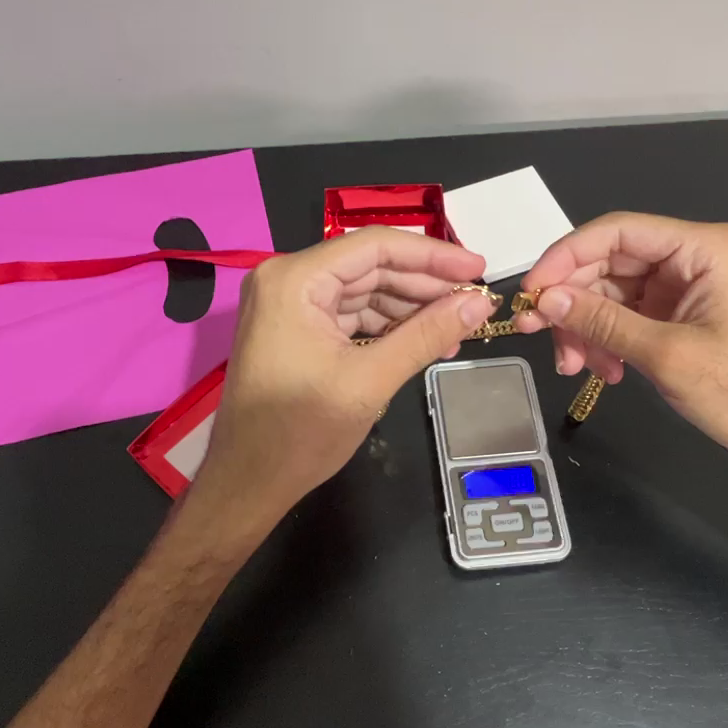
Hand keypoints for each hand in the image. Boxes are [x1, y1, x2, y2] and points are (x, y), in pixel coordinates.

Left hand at [189, 227, 493, 524]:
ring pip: (362, 290)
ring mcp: (287, 304)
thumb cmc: (301, 433)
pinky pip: (348, 313)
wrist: (248, 481)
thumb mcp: (371, 380)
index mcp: (295, 280)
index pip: (375, 246)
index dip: (433, 255)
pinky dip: (385, 325)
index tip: (478, 268)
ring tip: (456, 328)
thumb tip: (479, 303)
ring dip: (409, 307)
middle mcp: (286, 279)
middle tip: (474, 301)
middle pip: (369, 266)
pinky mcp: (293, 328)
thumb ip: (427, 335)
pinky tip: (422, 340)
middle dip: (424, 284)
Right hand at [513, 212, 727, 474]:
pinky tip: (602, 370)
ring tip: (576, 367)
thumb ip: (601, 321)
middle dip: (573, 302)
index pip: (617, 232)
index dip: (565, 258)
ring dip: (587, 328)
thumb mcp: (666, 355)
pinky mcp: (683, 317)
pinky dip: (607, 341)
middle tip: (538, 337)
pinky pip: (628, 317)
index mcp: (704, 248)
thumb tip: (544, 300)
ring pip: (613, 294)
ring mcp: (687, 289)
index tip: (530, 293)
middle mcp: (694, 258)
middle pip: (610, 264)